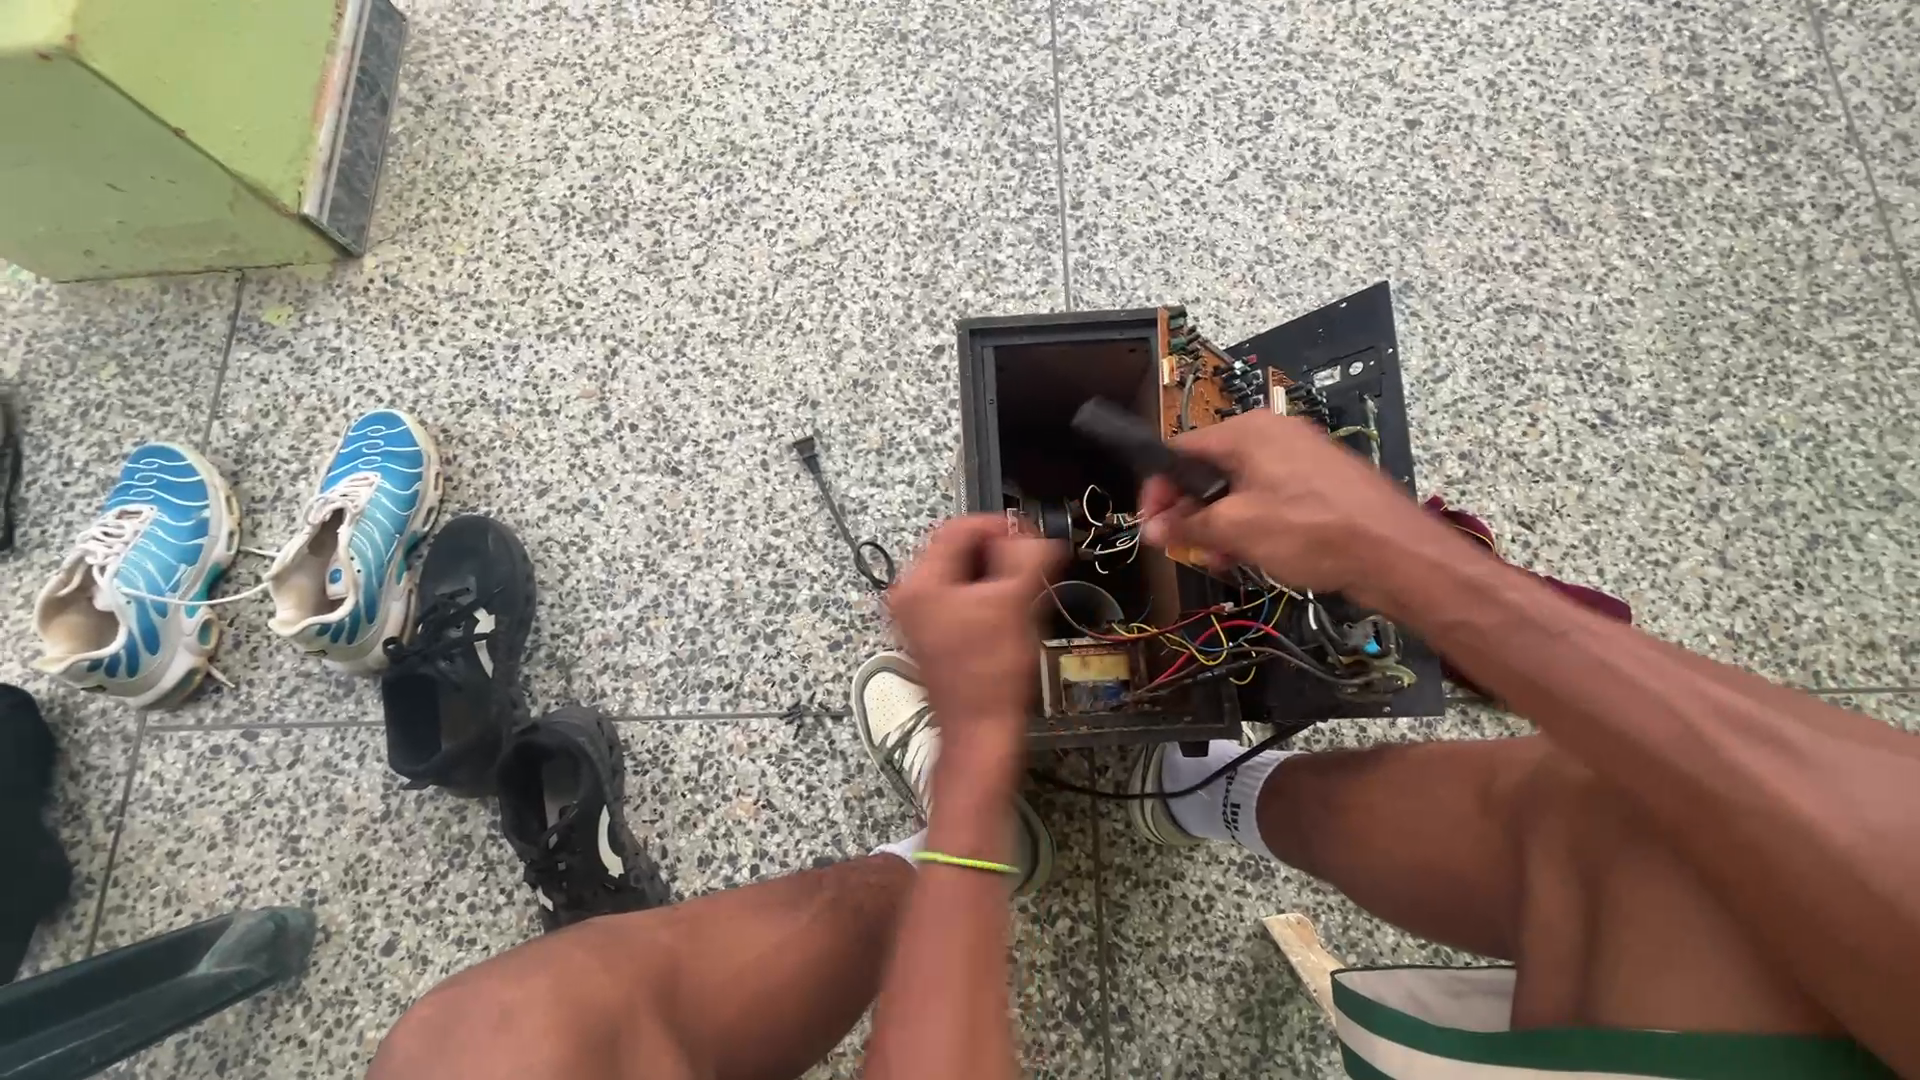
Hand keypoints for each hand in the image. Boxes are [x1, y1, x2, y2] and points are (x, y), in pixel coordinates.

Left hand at [887, 516, 1063, 778]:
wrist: (979, 729)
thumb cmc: (991, 676)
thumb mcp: (1015, 604)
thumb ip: (1026, 557)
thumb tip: (1034, 535)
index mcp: (921, 583)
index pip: (957, 529)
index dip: (997, 525)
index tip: (1027, 533)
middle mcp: (910, 596)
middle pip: (955, 550)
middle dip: (996, 550)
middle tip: (1030, 559)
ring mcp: (916, 617)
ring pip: (958, 574)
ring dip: (992, 572)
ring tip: (1023, 585)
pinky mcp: (929, 634)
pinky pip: (956, 598)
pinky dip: (982, 593)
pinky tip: (1007, 607)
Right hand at [1138, 411, 1437, 596]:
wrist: (1396, 554)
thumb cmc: (1312, 531)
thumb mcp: (1236, 529)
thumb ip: (1187, 526)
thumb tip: (1152, 528)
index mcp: (1247, 431)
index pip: (1179, 450)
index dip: (1159, 489)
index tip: (1151, 524)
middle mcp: (1272, 435)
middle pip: (1208, 470)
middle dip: (1191, 511)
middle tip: (1183, 547)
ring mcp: (1298, 458)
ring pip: (1237, 488)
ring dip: (1219, 524)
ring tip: (1220, 559)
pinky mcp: (1318, 483)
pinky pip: (1267, 498)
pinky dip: (1250, 523)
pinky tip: (1251, 554)